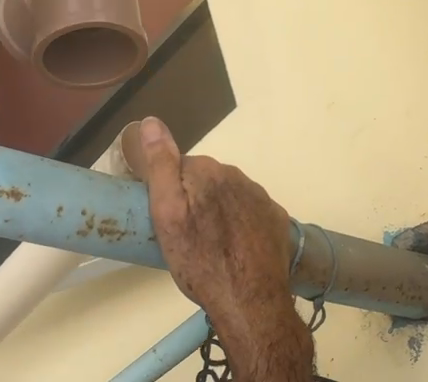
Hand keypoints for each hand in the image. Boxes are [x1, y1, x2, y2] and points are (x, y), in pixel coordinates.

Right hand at [132, 118, 298, 338]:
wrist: (251, 305)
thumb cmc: (200, 262)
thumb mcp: (167, 215)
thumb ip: (160, 166)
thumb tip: (152, 122)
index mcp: (206, 170)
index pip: (179, 167)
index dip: (171, 191)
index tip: (169, 218)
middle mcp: (236, 174)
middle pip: (205, 180)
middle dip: (195, 200)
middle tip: (187, 237)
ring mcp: (260, 197)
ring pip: (229, 195)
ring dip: (219, 211)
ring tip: (212, 246)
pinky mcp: (276, 219)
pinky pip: (251, 212)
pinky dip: (242, 224)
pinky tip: (237, 248)